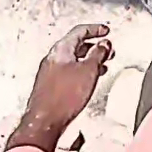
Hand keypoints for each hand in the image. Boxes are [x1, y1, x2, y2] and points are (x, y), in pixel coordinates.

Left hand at [6, 24, 114, 151]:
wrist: (44, 122)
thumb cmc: (64, 97)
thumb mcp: (89, 71)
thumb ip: (98, 54)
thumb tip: (104, 43)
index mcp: (61, 50)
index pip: (80, 31)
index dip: (95, 29)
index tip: (106, 30)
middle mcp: (53, 58)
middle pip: (76, 44)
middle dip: (94, 45)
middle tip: (108, 49)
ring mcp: (50, 72)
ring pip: (73, 58)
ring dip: (90, 59)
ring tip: (103, 64)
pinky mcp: (50, 85)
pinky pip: (69, 71)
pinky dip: (82, 70)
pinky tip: (89, 79)